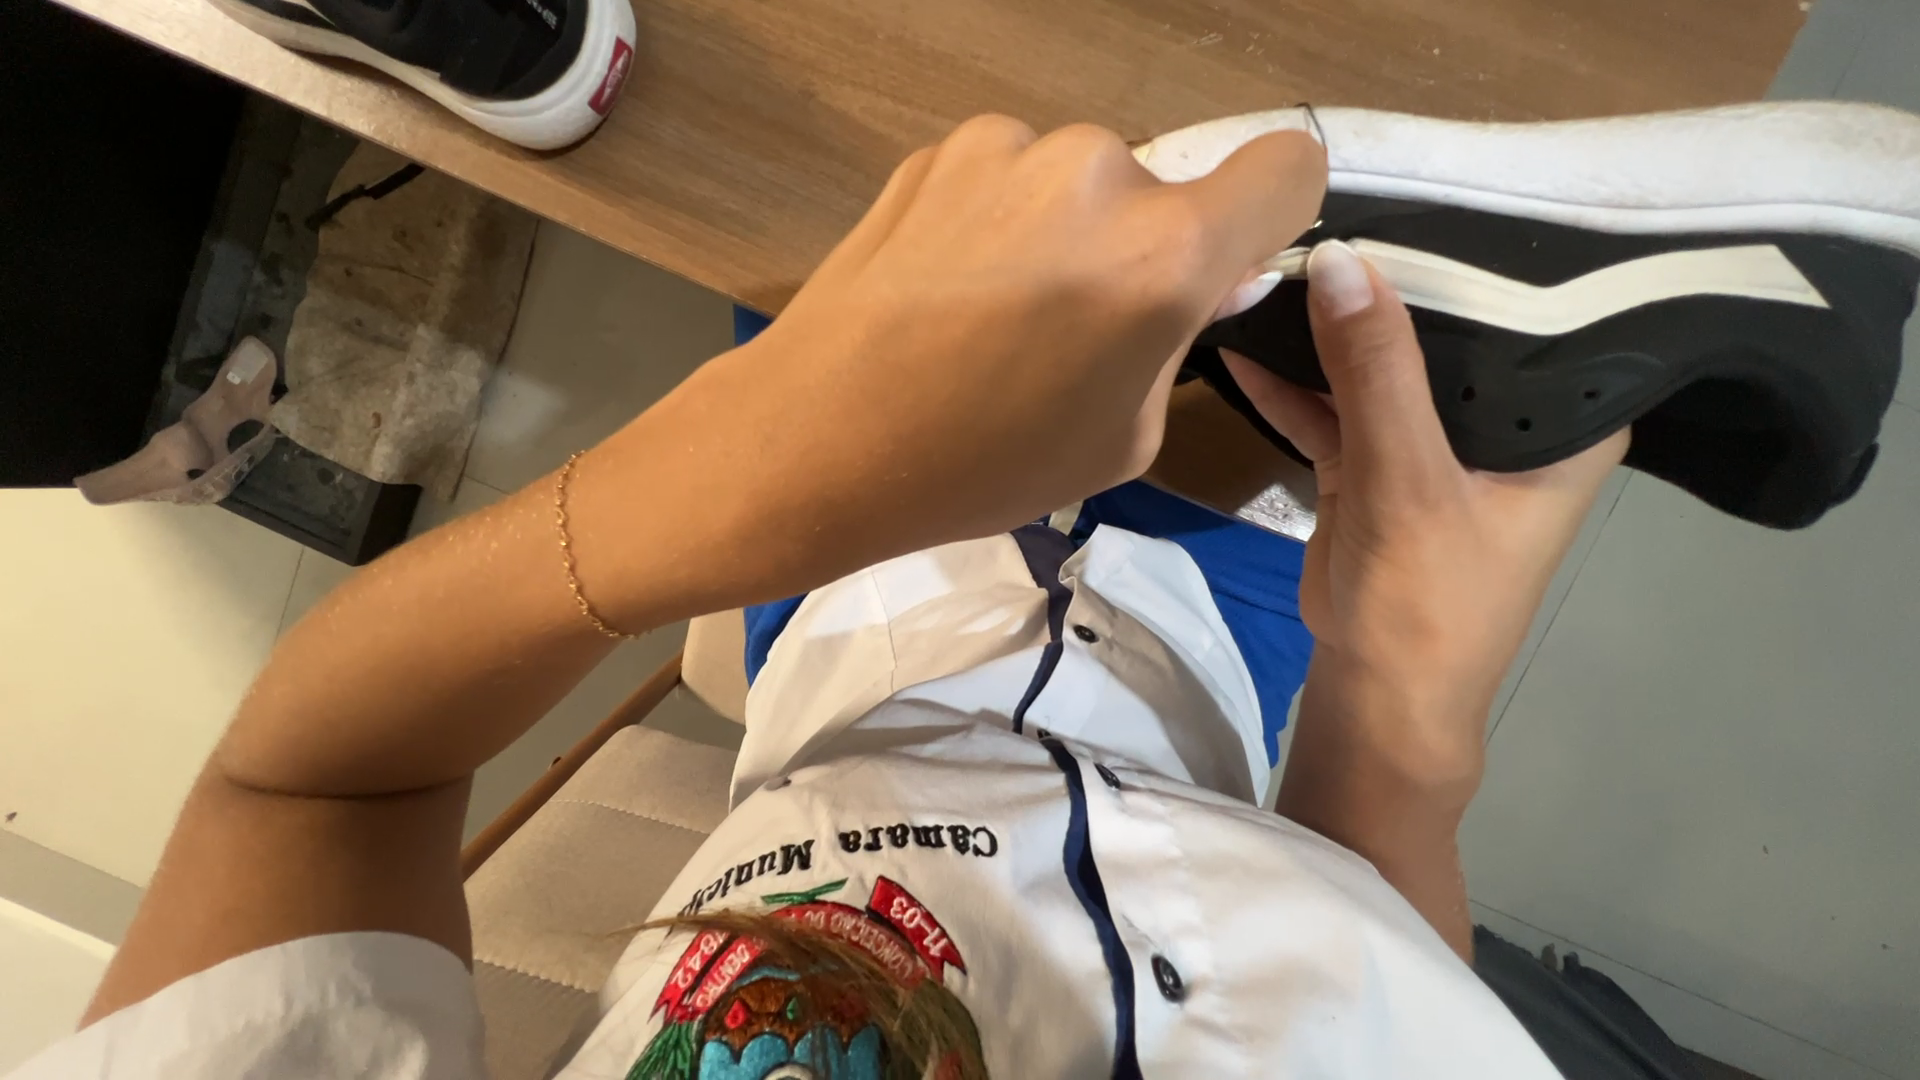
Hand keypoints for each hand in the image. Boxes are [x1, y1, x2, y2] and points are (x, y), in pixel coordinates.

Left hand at [571, 115, 1325, 624]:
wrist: (817, 439)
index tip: (1230, 261)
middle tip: (1069, 333)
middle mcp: (1096, 171)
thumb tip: (1203, 282)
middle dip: (1135, 252)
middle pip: (1162, 193)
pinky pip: (1003, 182)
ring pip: (1076, 186)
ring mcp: (1005, 148)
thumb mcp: (1118, 440)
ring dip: (1060, 236)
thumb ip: (1176, 348)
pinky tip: (943, 293)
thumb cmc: (977, 467)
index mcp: (1163, 254)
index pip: (1285, 168)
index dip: (1272, 215)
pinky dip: (995, 225)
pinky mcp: (935, 151)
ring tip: (990, 319)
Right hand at [1226, 241, 1626, 793]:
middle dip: (1382, 286)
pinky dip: (1289, 388)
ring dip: (1322, 339)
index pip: (1530, 308)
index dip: (1474, 251)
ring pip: (1374, 372)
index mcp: (1560, 418)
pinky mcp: (1371, 469)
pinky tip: (1246, 350)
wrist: (1376, 689)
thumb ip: (1374, 372)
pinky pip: (1330, 413)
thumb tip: (1336, 261)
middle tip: (1326, 215)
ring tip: (1270, 276)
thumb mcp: (1406, 477)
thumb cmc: (1427, 598)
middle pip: (1441, 333)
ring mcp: (1428, 446)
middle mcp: (1501, 422)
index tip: (1415, 187)